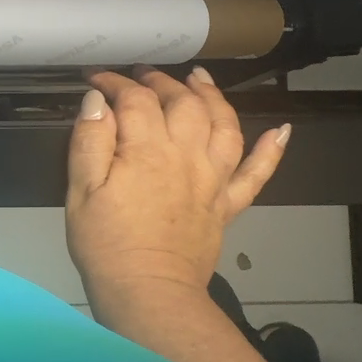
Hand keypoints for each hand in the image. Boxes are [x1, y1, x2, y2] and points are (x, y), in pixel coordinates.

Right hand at [66, 67, 289, 295]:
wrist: (147, 287)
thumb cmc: (103, 238)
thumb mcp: (80, 188)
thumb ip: (90, 140)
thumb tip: (97, 100)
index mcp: (147, 152)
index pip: (136, 101)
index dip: (116, 83)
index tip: (94, 77)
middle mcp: (188, 157)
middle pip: (185, 105)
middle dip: (164, 83)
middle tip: (143, 73)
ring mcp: (214, 180)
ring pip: (225, 126)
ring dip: (214, 98)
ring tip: (201, 79)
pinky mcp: (227, 204)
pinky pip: (258, 172)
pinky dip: (273, 149)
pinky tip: (282, 131)